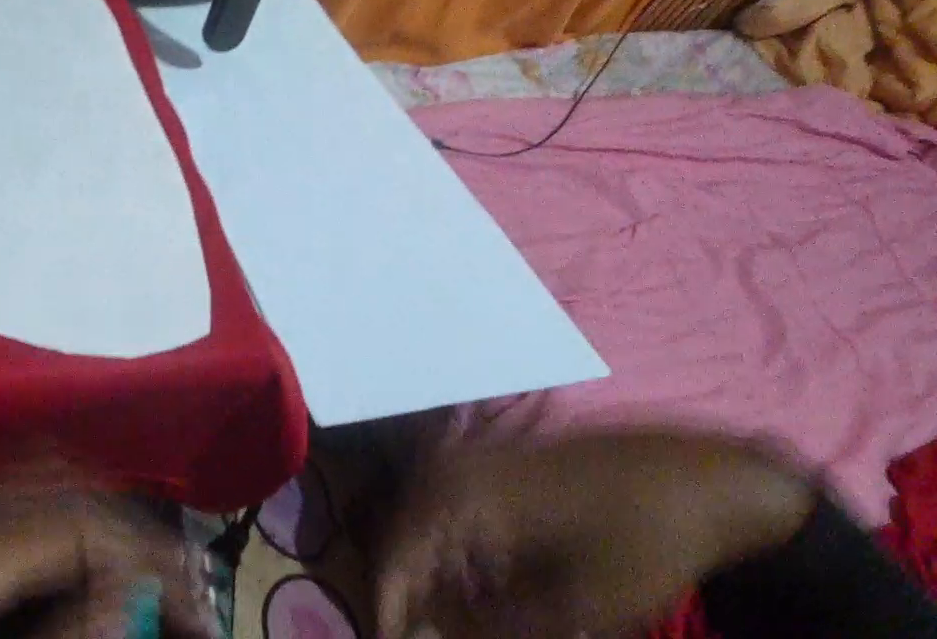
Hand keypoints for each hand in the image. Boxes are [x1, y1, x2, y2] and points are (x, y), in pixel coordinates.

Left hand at [0, 491, 219, 638]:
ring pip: (48, 499)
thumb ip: (62, 637)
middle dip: (132, 545)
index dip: (149, 562)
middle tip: (182, 596)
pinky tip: (86, 568)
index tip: (197, 606)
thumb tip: (133, 593)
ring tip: (147, 584)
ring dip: (102, 537)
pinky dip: (63, 535)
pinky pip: (19, 511)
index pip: (85, 525)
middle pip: (71, 500)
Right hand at [375, 431, 813, 638]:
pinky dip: (463, 560)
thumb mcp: (578, 605)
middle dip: (409, 593)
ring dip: (436, 579)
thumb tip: (432, 634)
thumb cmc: (639, 539)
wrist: (699, 479)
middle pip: (406, 539)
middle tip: (420, 631)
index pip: (396, 555)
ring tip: (450, 619)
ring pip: (431, 529)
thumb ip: (496, 624)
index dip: (388, 606)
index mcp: (458, 494)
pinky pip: (458, 518)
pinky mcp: (498, 471)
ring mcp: (475, 466)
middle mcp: (452, 471)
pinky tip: (487, 593)